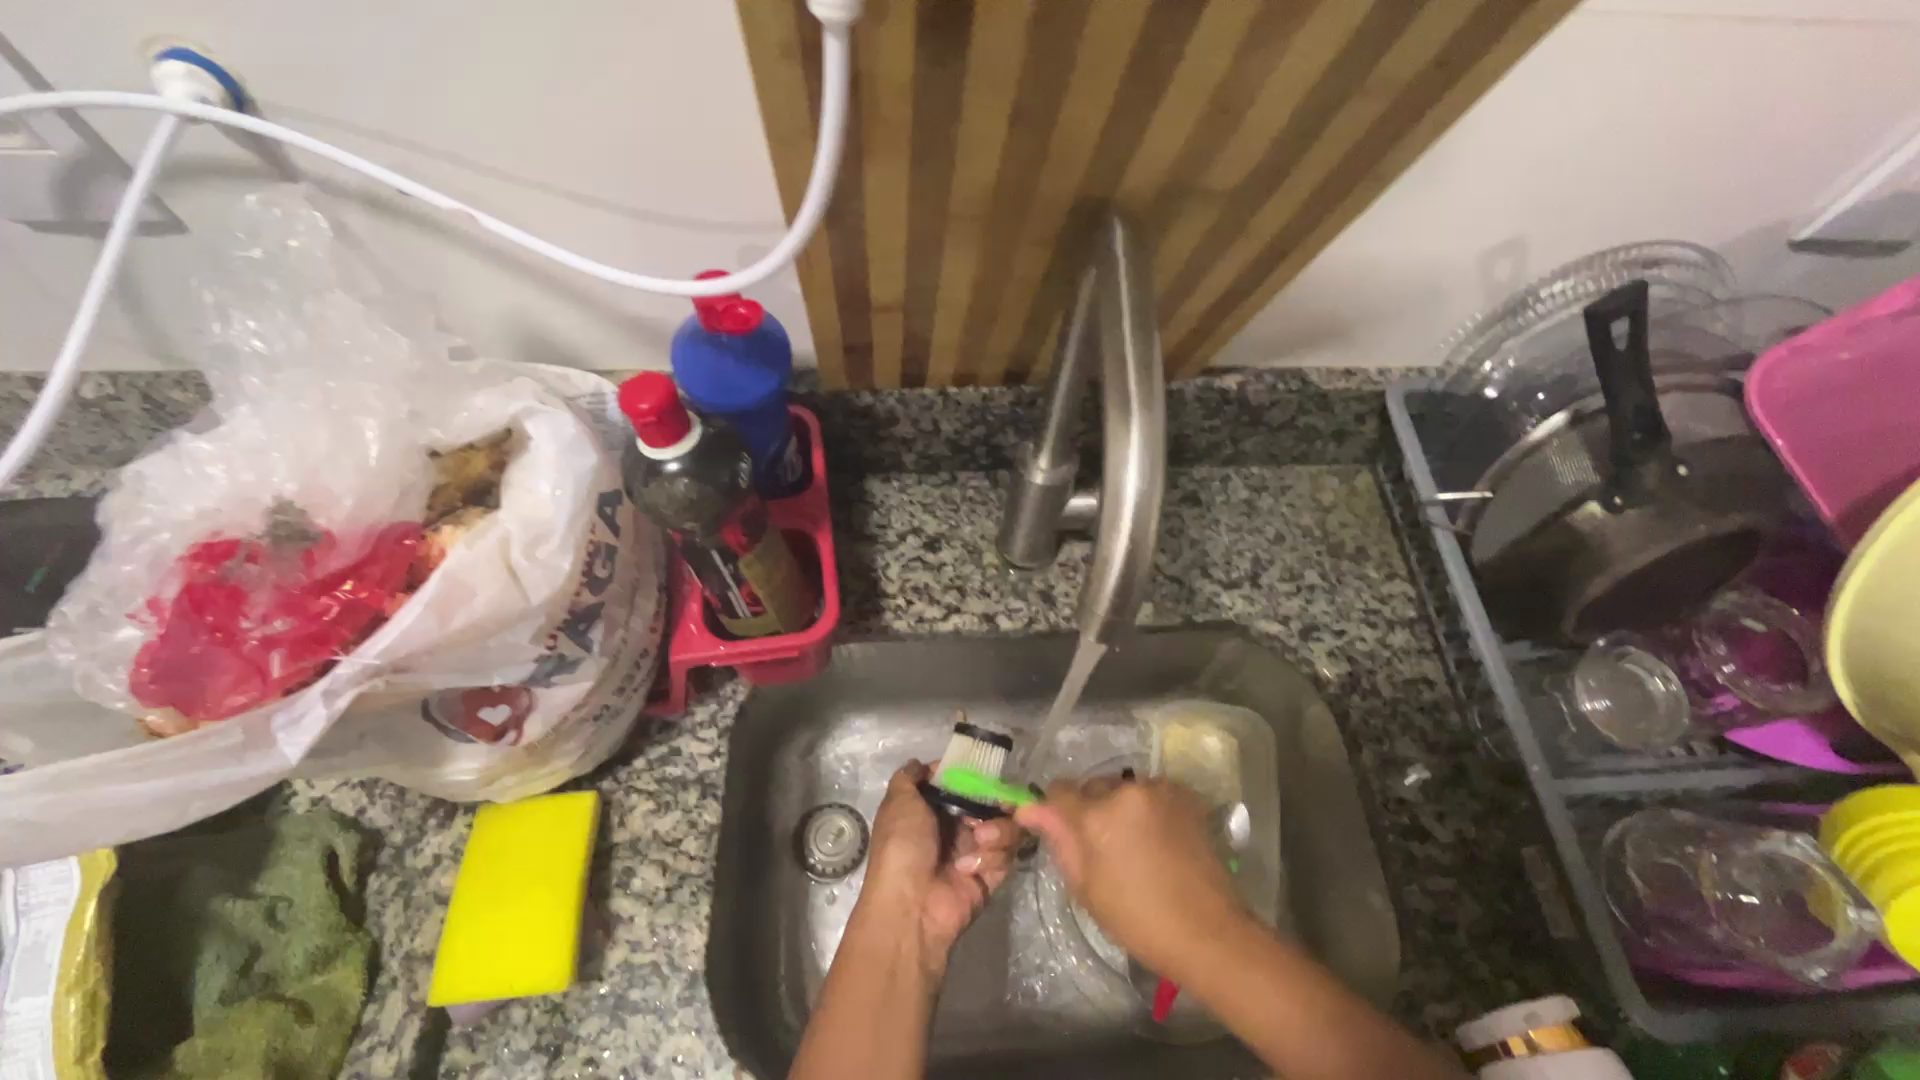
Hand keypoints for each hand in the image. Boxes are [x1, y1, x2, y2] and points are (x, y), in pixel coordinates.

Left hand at [856, 761, 1020, 973]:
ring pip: (1005, 826)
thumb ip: (911, 777)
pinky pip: (1007, 854)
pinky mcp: (992, 875)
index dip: (974, 775)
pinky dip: (992, 857)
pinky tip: (970, 868)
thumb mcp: (898, 802)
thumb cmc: (901, 847)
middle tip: (997, 803)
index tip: (985, 770)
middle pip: (990, 803)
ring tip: (979, 839)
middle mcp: (956, 828)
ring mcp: (976, 851)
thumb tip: (923, 764)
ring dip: (996, 829)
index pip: (963, 784)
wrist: (911, 906)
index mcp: (933, 810)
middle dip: (995, 800)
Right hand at [1014, 776, 1245, 979]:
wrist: (1206, 931)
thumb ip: (1059, 840)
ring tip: (1134, 843)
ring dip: (1121, 807)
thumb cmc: (1137, 919)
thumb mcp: (1085, 887)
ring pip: (1124, 789)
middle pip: (1093, 787)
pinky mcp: (1185, 795)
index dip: (1054, 808)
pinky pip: (1152, 793)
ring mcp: (1159, 790)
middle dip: (1091, 808)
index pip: (1059, 791)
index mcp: (1096, 817)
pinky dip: (1148, 808)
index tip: (1058, 827)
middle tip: (1102, 844)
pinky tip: (1158, 838)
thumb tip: (1031, 809)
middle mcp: (1126, 792)